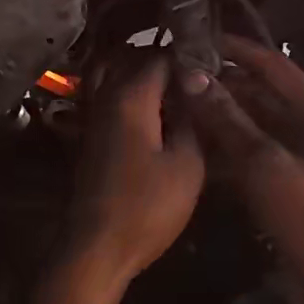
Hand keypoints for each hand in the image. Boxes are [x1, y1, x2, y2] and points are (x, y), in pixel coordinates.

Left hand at [65, 56, 206, 282]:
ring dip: (142, 71)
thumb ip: (192, 120)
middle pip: (134, 58)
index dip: (188, 56)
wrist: (97, 246)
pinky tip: (151, 107)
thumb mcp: (187, 165)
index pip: (160, 57)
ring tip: (175, 85)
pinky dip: (127, 88)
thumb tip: (196, 89)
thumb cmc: (146, 207)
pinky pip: (107, 92)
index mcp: (130, 96)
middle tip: (198, 73)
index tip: (213, 63)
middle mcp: (106, 94)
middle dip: (165, 60)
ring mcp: (92, 112)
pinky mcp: (89, 131)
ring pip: (116, 72)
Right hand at [184, 37, 303, 290]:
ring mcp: (303, 159)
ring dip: (221, 119)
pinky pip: (255, 156)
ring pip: (255, 126)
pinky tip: (198, 152)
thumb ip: (227, 118)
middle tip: (178, 80)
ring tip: (179, 112)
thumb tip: (191, 75)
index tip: (196, 41)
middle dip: (222, 86)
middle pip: (262, 94)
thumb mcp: (264, 163)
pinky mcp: (292, 187)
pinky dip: (229, 150)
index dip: (235, 49)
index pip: (271, 64)